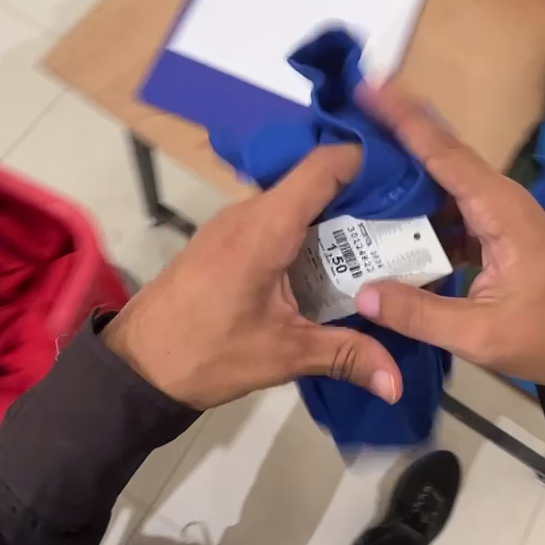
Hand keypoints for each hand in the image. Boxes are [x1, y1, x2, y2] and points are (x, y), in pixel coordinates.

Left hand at [103, 145, 402, 409]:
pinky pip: (280, 216)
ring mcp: (237, 221)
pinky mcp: (229, 237)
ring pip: (299, 199)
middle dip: (365, 194)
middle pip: (317, 180)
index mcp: (267, 227)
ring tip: (384, 239)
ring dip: (338, 214)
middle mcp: (252, 210)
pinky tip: (336, 260)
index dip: (367, 161)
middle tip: (409, 218)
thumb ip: (344, 356)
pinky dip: (313, 229)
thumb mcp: (281, 355)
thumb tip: (398, 383)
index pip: (323, 166)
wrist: (135, 365)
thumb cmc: (205, 351)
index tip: (408, 177)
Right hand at [353, 81, 544, 388]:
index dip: (404, 119)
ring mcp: (498, 214)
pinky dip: (419, 205)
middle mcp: (499, 199)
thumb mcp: (483, 335)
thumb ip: (421, 315)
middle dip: (398, 129)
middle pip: (441, 155)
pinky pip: (450, 208)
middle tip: (351, 110)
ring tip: (356, 156)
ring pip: (444, 180)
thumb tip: (361, 293)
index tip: (370, 87)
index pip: (444, 153)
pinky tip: (386, 213)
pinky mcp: (495, 232)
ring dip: (405, 168)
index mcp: (500, 210)